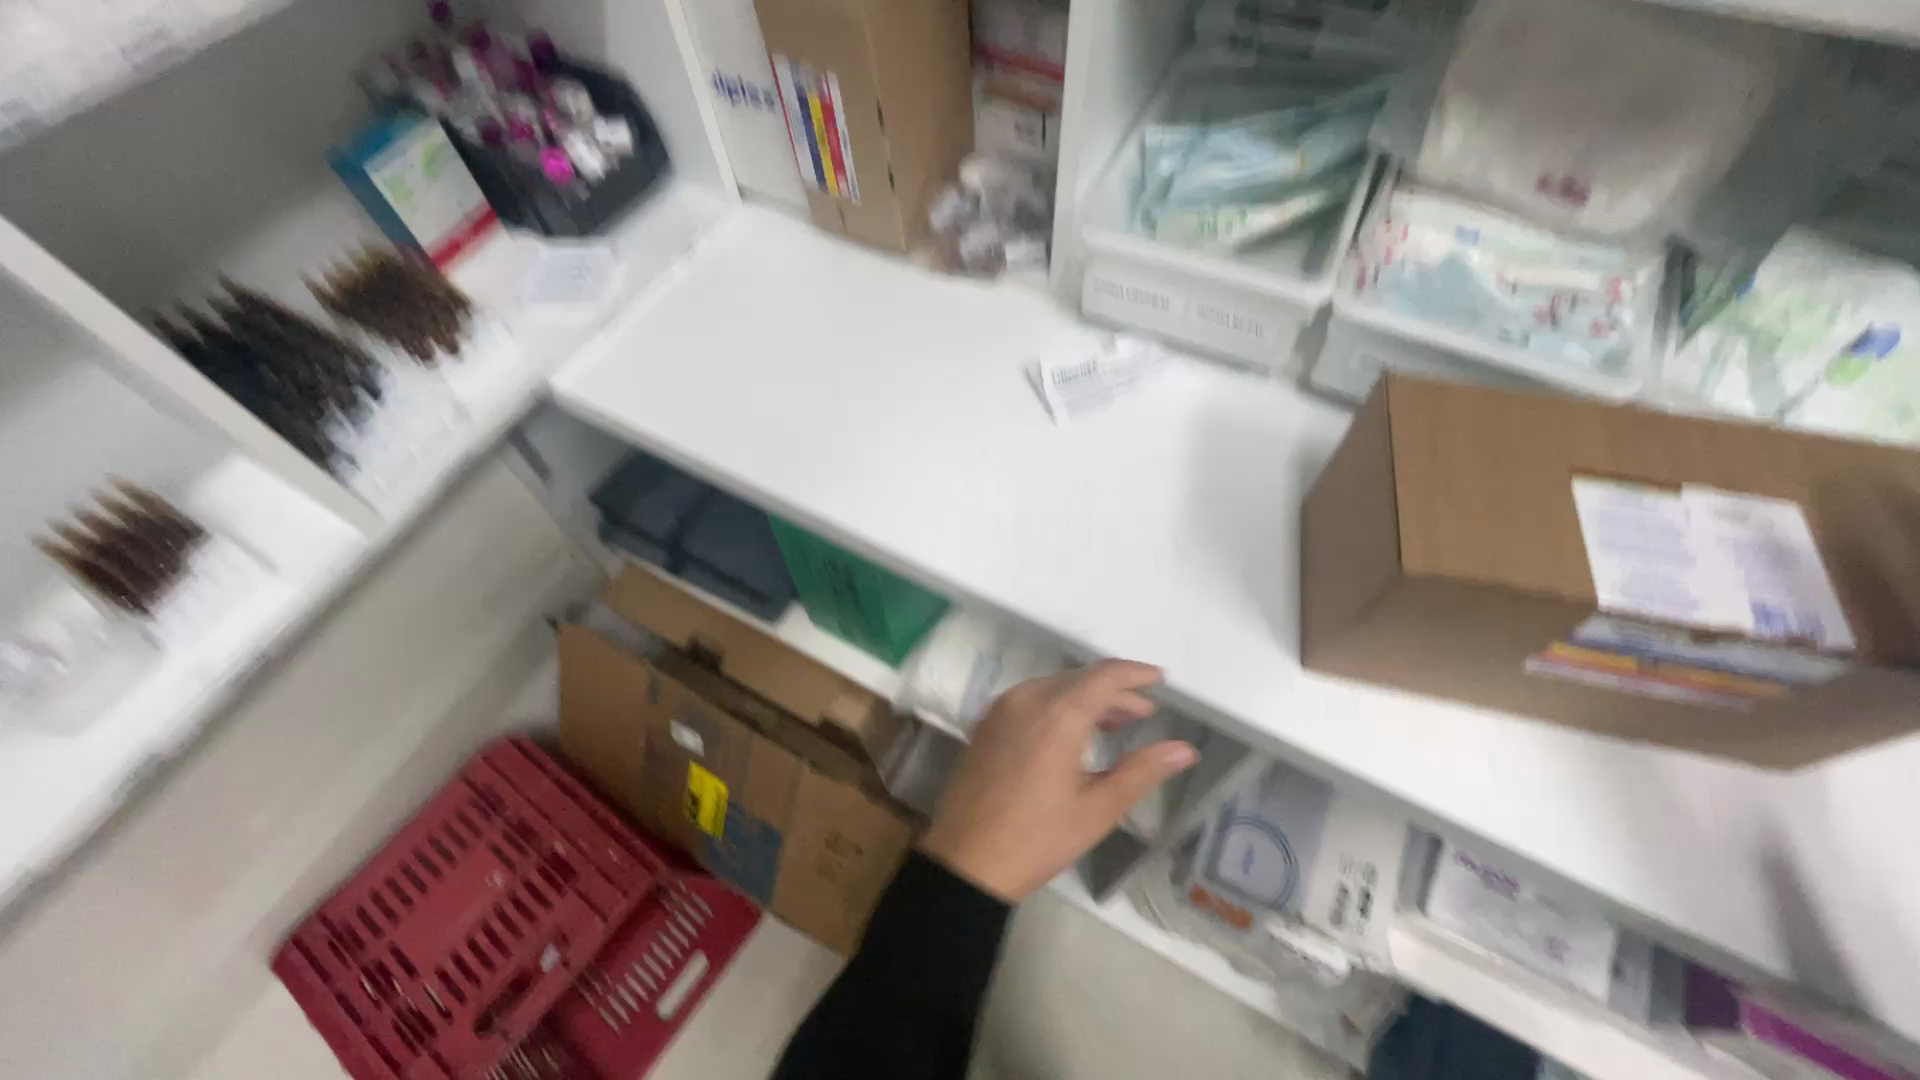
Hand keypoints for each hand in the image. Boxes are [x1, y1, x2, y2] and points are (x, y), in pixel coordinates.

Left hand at [919, 660, 1198, 902]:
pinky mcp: (986, 724)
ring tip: (1114, 723)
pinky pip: (1030, 699)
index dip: (1136, 674)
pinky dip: (1058, 705)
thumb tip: (1184, 749)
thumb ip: (1141, 771)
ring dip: (1086, 698)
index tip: (1161, 680)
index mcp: (1058, 714)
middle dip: (1115, 691)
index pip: (1105, 676)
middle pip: (1079, 679)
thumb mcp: (1097, 809)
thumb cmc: (1037, 838)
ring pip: (1054, 686)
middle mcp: (1027, 699)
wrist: (966, 861)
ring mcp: (1002, 709)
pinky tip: (1072, 732)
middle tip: (1144, 713)